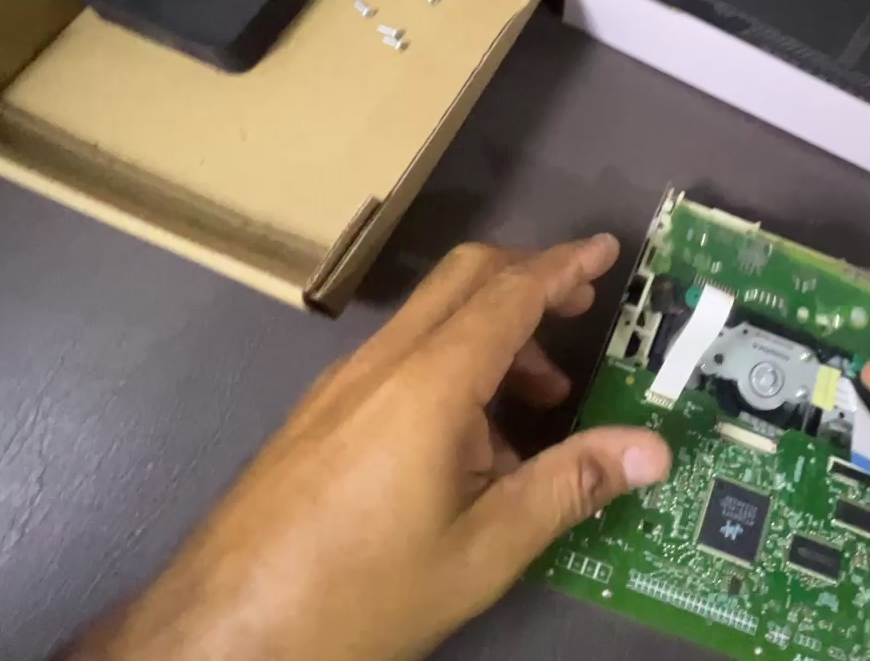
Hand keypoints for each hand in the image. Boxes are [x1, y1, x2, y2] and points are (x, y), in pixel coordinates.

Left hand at [68, 236, 672, 660]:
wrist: (214, 640)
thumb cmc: (361, 591)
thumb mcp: (485, 548)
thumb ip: (573, 485)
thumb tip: (655, 450)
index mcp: (432, 381)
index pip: (511, 293)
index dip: (565, 265)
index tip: (606, 248)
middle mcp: (387, 359)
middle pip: (468, 276)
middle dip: (532, 275)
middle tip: (583, 304)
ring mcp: (347, 380)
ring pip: (437, 315)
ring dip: (498, 330)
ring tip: (542, 399)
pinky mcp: (326, 407)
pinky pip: (408, 353)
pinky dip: (459, 361)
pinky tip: (474, 438)